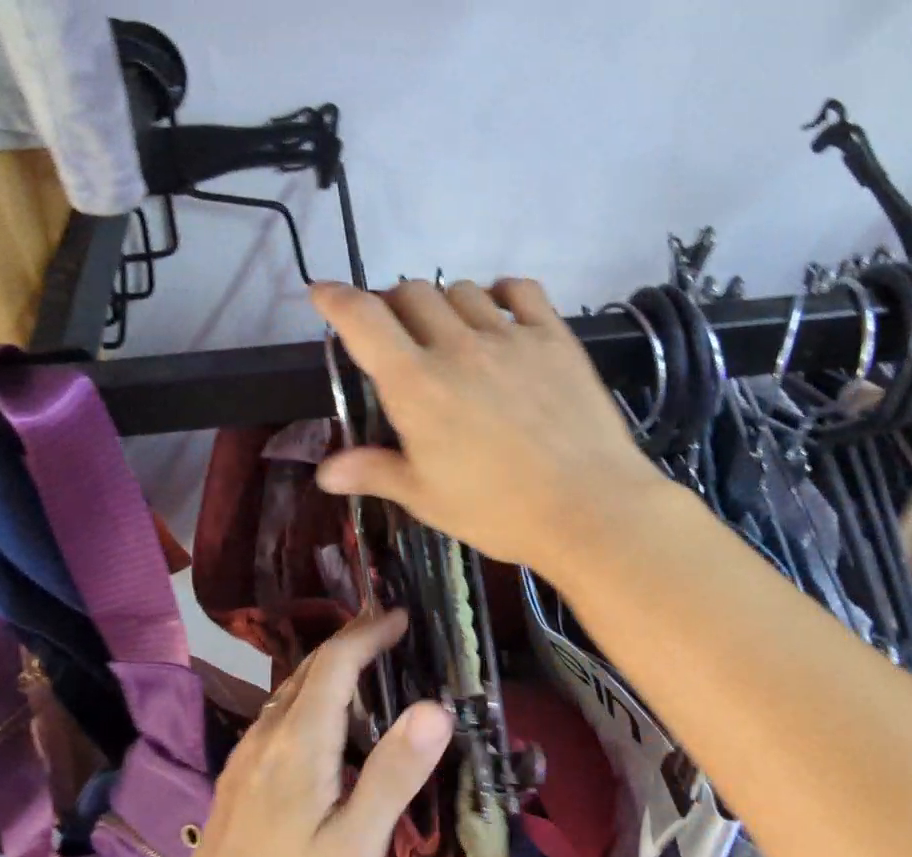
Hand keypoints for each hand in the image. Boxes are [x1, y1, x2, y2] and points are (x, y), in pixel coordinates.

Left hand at [166, 610, 453, 856]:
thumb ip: (394, 773)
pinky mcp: (236, 778)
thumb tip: (436, 707)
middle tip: (391, 635)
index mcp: (299, 742)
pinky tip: (325, 729)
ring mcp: (245, 756)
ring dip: (328, 672)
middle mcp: (266, 736)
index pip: (334, 664)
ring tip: (368, 673)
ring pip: (289, 693)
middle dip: (350, 643)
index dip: (367, 633)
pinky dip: (310, 700)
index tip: (400, 616)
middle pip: (308, 670)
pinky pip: (277, 718)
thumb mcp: (356, 844)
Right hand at [310, 278, 665, 571]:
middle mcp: (457, 346)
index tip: (322, 293)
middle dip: (392, 305)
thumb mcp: (427, 497)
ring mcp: (510, 337)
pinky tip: (499, 313)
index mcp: (416, 385)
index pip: (363, 319)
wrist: (588, 508)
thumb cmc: (498, 510)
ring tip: (448, 333)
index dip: (336, 299)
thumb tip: (324, 473)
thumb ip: (375, 472)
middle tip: (396, 334)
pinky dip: (500, 292)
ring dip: (443, 303)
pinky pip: (521, 290)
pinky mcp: (555, 337)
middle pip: (411, 293)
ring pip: (461, 289)